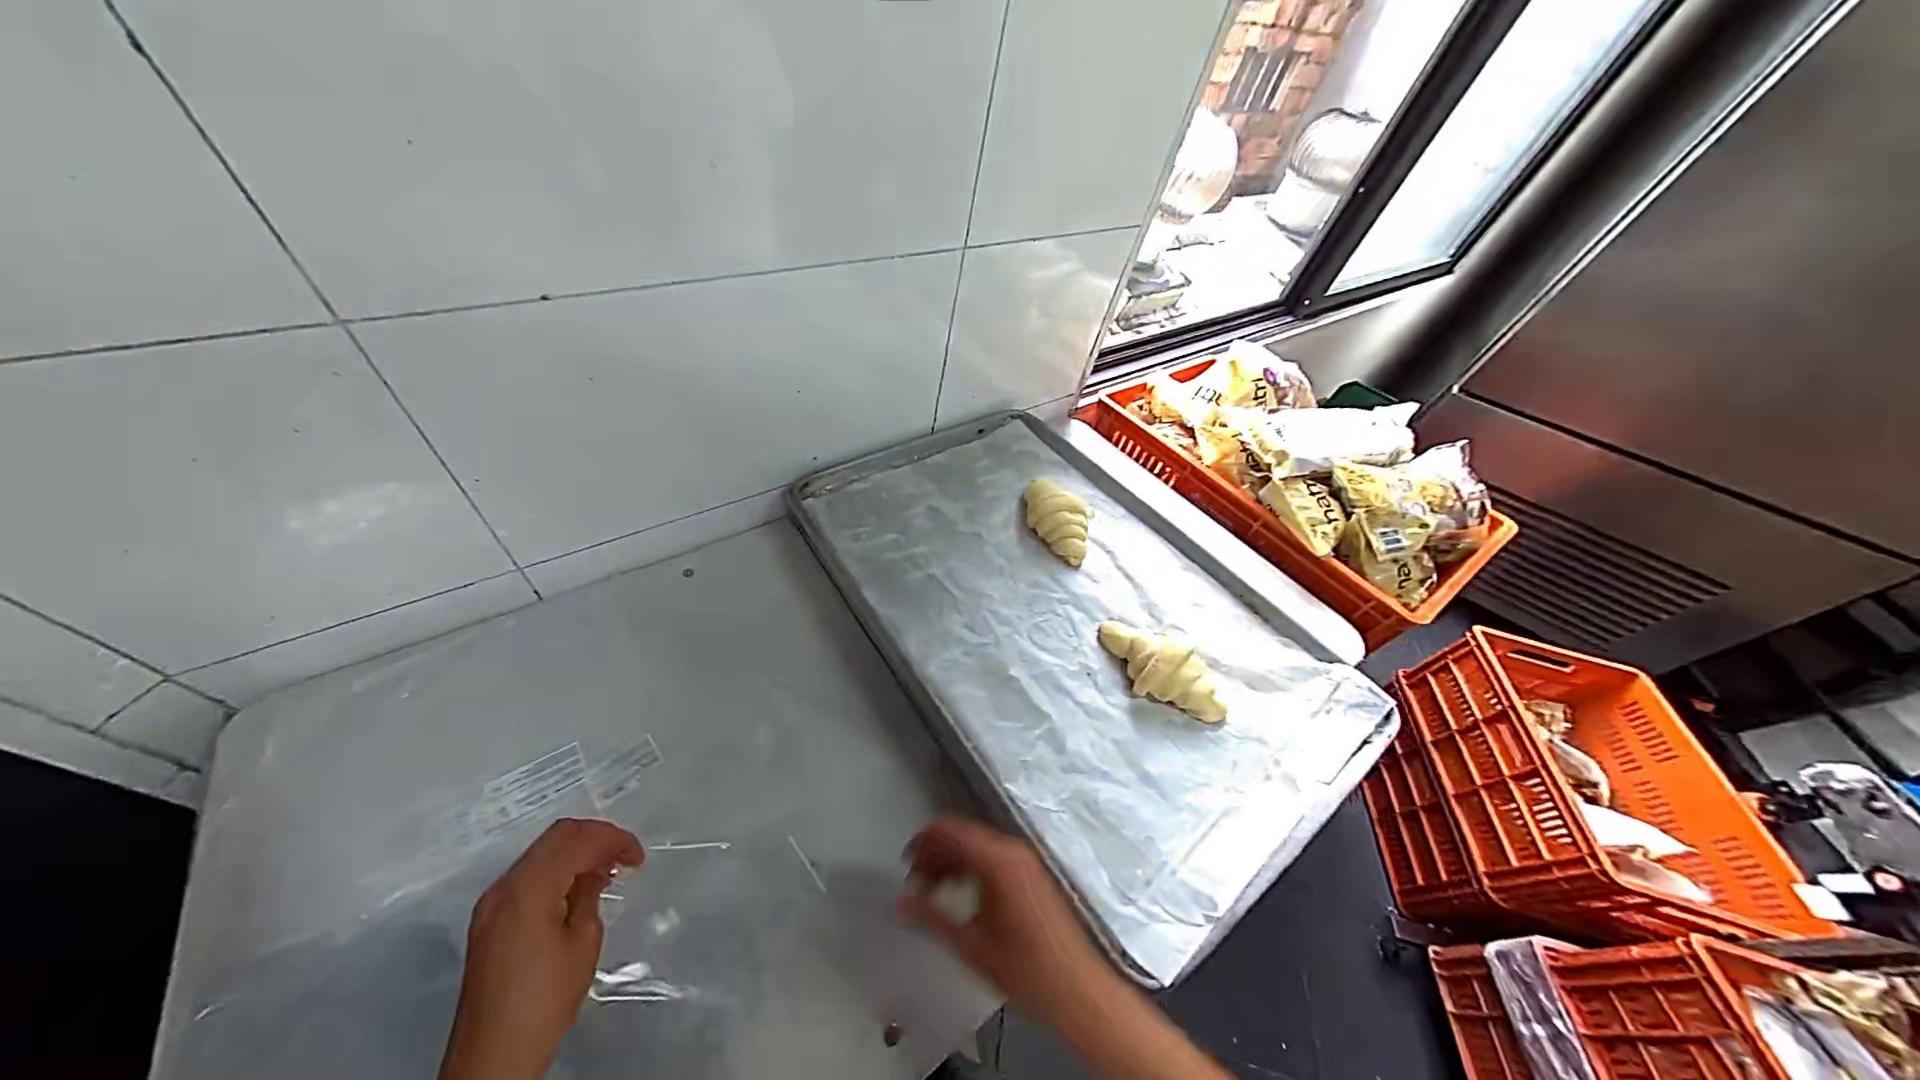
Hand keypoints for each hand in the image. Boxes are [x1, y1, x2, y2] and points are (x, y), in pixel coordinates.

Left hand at [438, 818, 644, 1079]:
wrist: (494, 1054)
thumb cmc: (545, 999)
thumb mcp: (583, 940)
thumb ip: (590, 894)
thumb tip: (596, 872)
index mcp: (528, 888)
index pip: (577, 840)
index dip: (613, 839)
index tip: (637, 856)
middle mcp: (503, 887)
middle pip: (556, 836)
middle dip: (595, 837)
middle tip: (624, 856)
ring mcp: (491, 903)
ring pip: (541, 852)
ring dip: (576, 852)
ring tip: (606, 870)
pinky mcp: (488, 920)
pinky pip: (528, 875)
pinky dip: (557, 869)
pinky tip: (578, 887)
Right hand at [896, 817, 1122, 1029]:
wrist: (1077, 989)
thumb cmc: (1031, 970)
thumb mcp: (969, 945)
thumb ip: (930, 916)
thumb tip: (903, 903)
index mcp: (997, 860)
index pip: (949, 829)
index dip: (922, 841)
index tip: (907, 860)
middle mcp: (1014, 852)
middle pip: (963, 835)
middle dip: (935, 854)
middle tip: (915, 879)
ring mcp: (1026, 862)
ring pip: (977, 845)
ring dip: (951, 861)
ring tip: (932, 890)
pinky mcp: (1032, 875)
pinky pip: (993, 857)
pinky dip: (971, 867)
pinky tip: (960, 894)